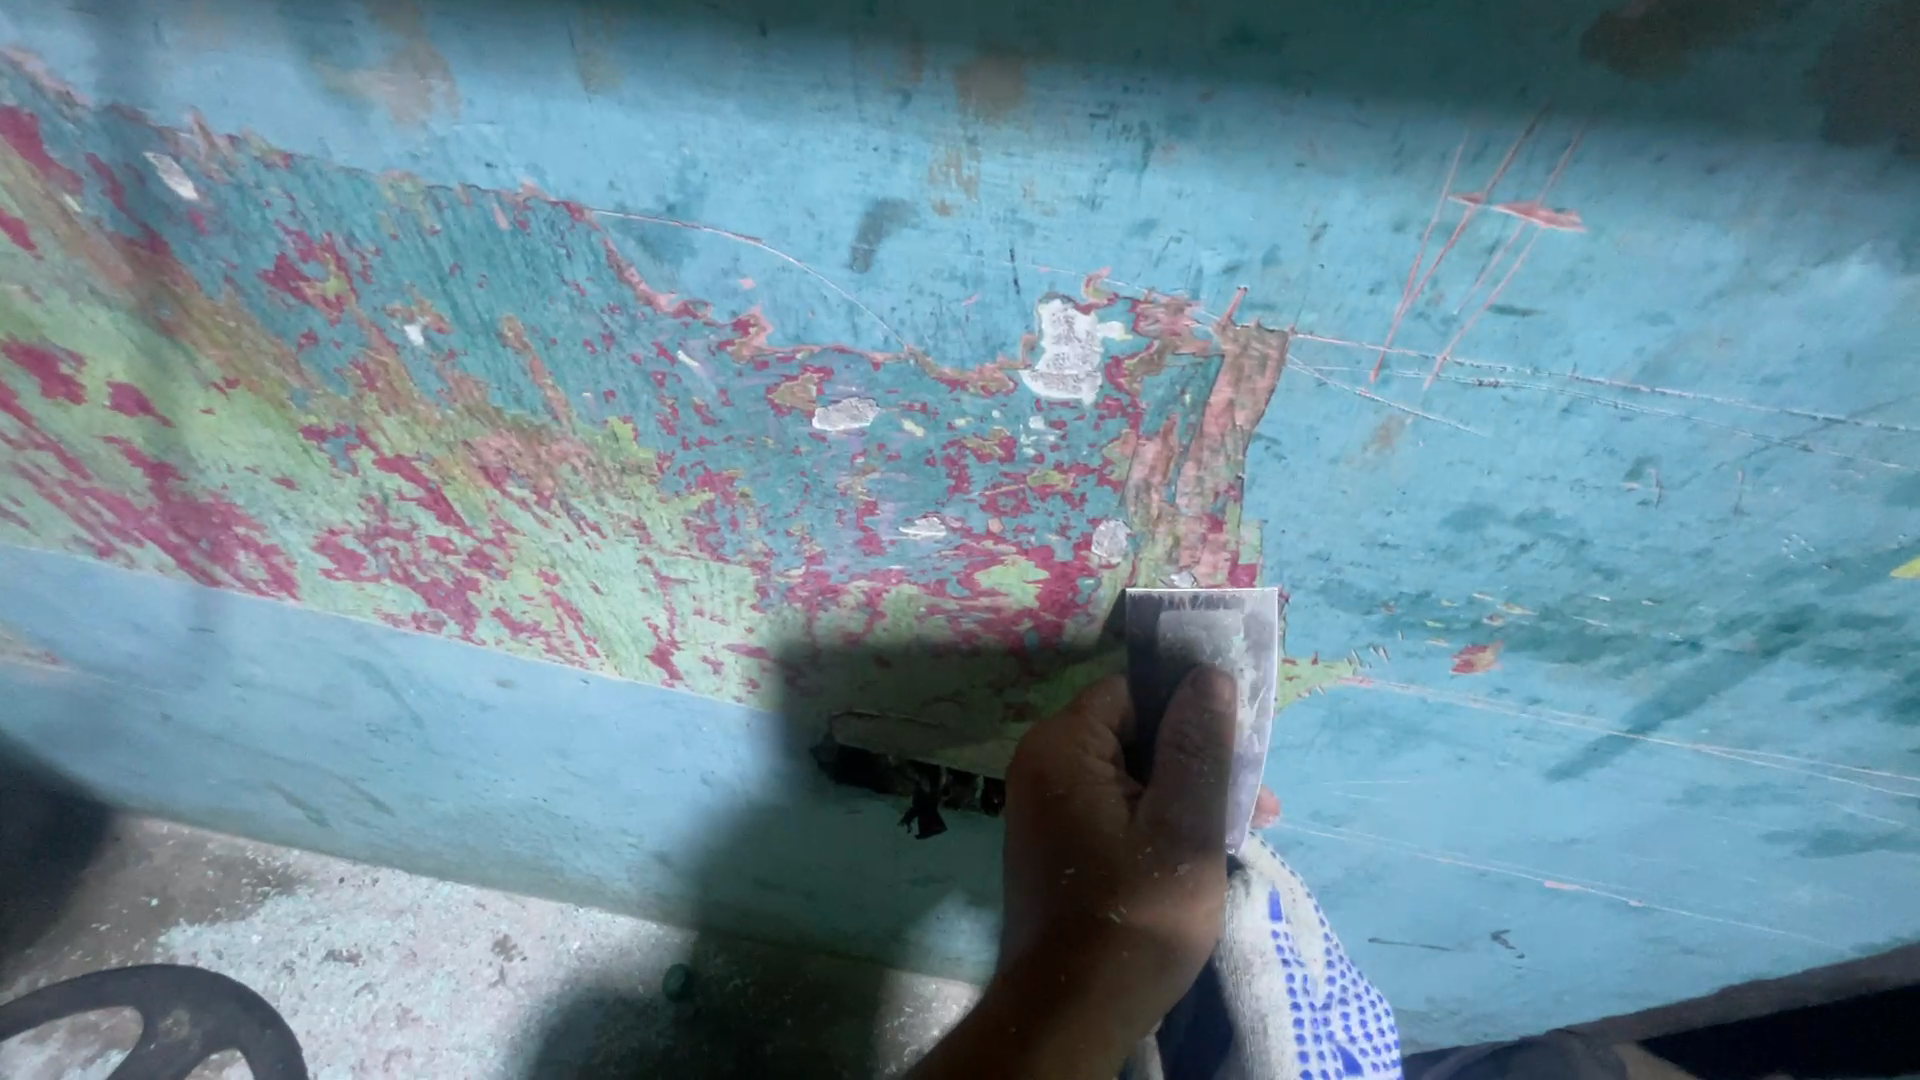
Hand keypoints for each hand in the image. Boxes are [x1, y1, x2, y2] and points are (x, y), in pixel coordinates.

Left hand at [1000, 667, 1236, 1024]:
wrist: (1072, 1012)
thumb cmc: (1134, 914)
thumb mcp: (1182, 825)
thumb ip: (1196, 745)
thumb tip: (1206, 674)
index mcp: (1062, 744)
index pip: (1131, 694)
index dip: (1185, 713)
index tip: (1234, 749)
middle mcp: (1042, 763)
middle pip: (1131, 736)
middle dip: (1195, 764)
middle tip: (1256, 804)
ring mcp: (1046, 804)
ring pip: (1128, 776)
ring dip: (1183, 798)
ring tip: (1246, 831)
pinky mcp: (1056, 840)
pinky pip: (1112, 808)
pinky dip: (1154, 822)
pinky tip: (1200, 851)